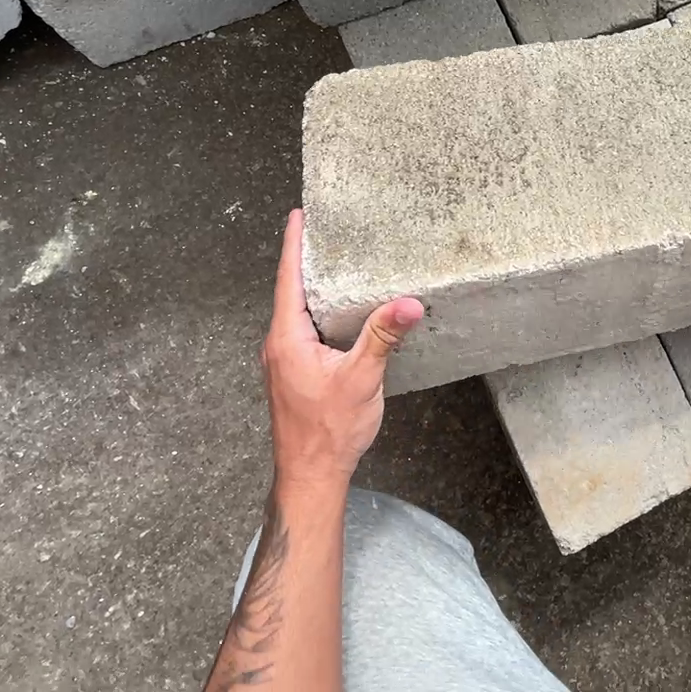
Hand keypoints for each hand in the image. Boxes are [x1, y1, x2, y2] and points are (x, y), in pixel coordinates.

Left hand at [262, 209, 423, 494]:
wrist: (311, 475)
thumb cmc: (329, 429)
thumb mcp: (361, 378)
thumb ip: (383, 337)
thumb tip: (409, 302)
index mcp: (287, 339)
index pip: (288, 280)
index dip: (293, 246)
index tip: (297, 216)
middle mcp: (281, 345)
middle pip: (292, 291)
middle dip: (307, 259)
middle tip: (326, 229)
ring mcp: (287, 360)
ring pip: (301, 311)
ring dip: (316, 286)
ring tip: (338, 260)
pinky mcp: (298, 372)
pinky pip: (308, 329)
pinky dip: (323, 309)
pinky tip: (345, 309)